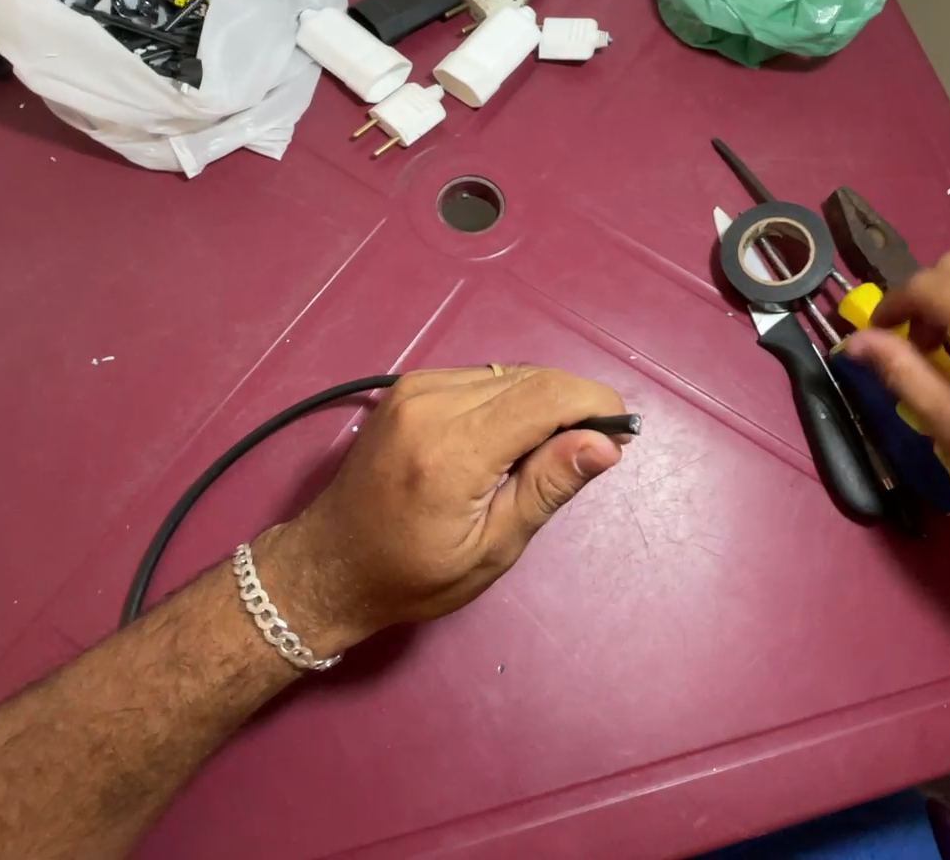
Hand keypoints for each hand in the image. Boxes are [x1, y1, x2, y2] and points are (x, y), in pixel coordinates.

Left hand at [255, 366, 626, 653]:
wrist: (328, 564)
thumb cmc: (411, 575)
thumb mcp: (491, 549)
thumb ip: (547, 487)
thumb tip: (605, 444)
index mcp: (453, 449)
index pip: (545, 396)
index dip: (595, 404)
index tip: (622, 433)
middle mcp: (432, 402)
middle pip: (532, 378)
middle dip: (575, 405)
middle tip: (592, 450)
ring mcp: (415, 387)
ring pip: (510, 374)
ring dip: (543, 402)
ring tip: (545, 452)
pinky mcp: (409, 385)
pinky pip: (482, 378)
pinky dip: (510, 400)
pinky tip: (507, 438)